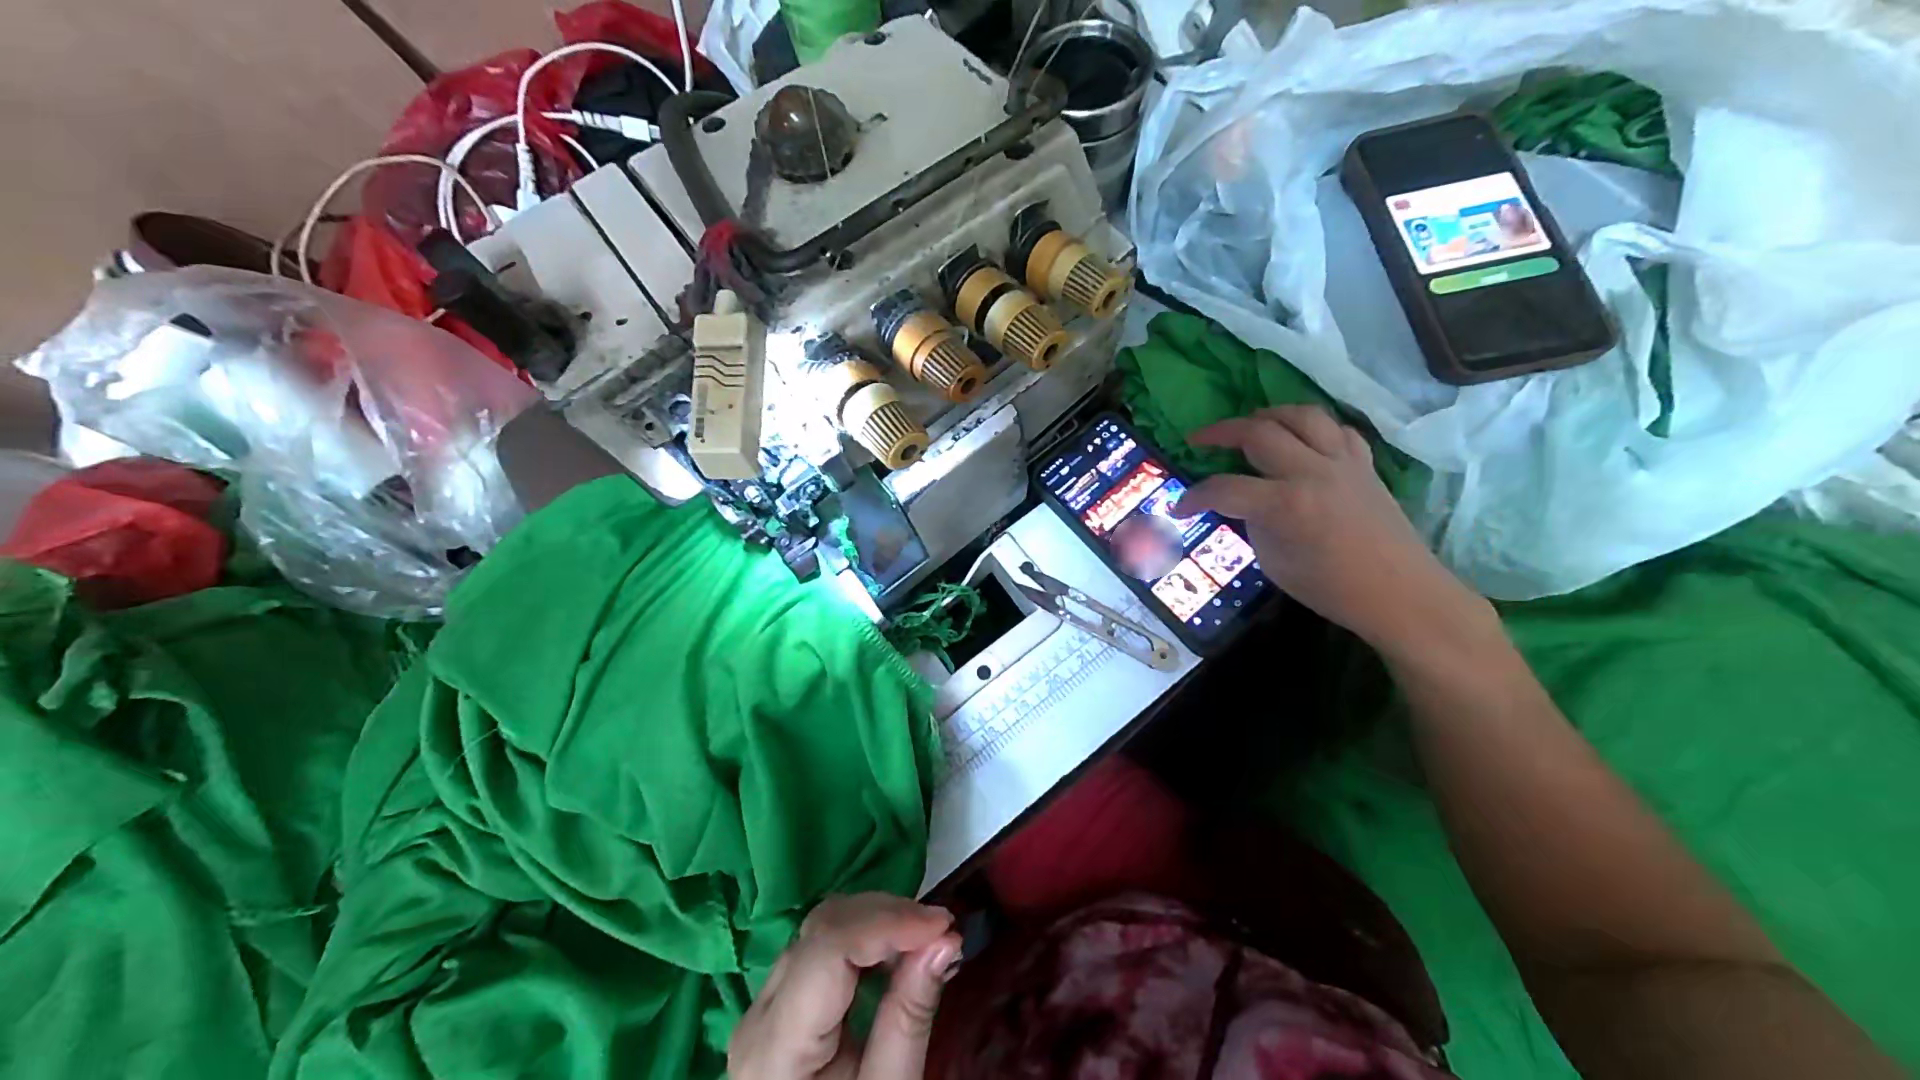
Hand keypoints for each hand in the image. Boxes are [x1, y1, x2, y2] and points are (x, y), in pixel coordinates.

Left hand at [728, 893, 961, 1079]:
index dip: (888, 923)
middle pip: (823, 928)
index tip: (945, 925)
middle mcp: (758, 1011)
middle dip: (888, 916)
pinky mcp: (778, 1002)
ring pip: (821, 927)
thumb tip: (945, 941)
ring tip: (926, 938)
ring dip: (879, 920)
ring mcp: (762, 1003)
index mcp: (776, 1045)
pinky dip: (865, 937)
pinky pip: (820, 947)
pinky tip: (897, 951)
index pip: (828, 949)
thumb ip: (909, 1017)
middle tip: (943, 931)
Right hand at [1172, 406, 1493, 658]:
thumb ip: (1253, 523)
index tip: (1179, 507)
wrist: (1400, 593)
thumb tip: (1242, 503)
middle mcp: (1312, 472)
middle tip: (1200, 440)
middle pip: (1258, 432)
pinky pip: (1336, 430)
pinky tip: (1300, 439)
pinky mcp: (1365, 464)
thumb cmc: (1331, 588)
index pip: (1224, 489)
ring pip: (1302, 415)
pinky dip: (1312, 428)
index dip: (1194, 497)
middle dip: (1221, 432)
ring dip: (1268, 414)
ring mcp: (1343, 463)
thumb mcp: (1274, 561)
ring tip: (1250, 424)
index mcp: (1285, 505)